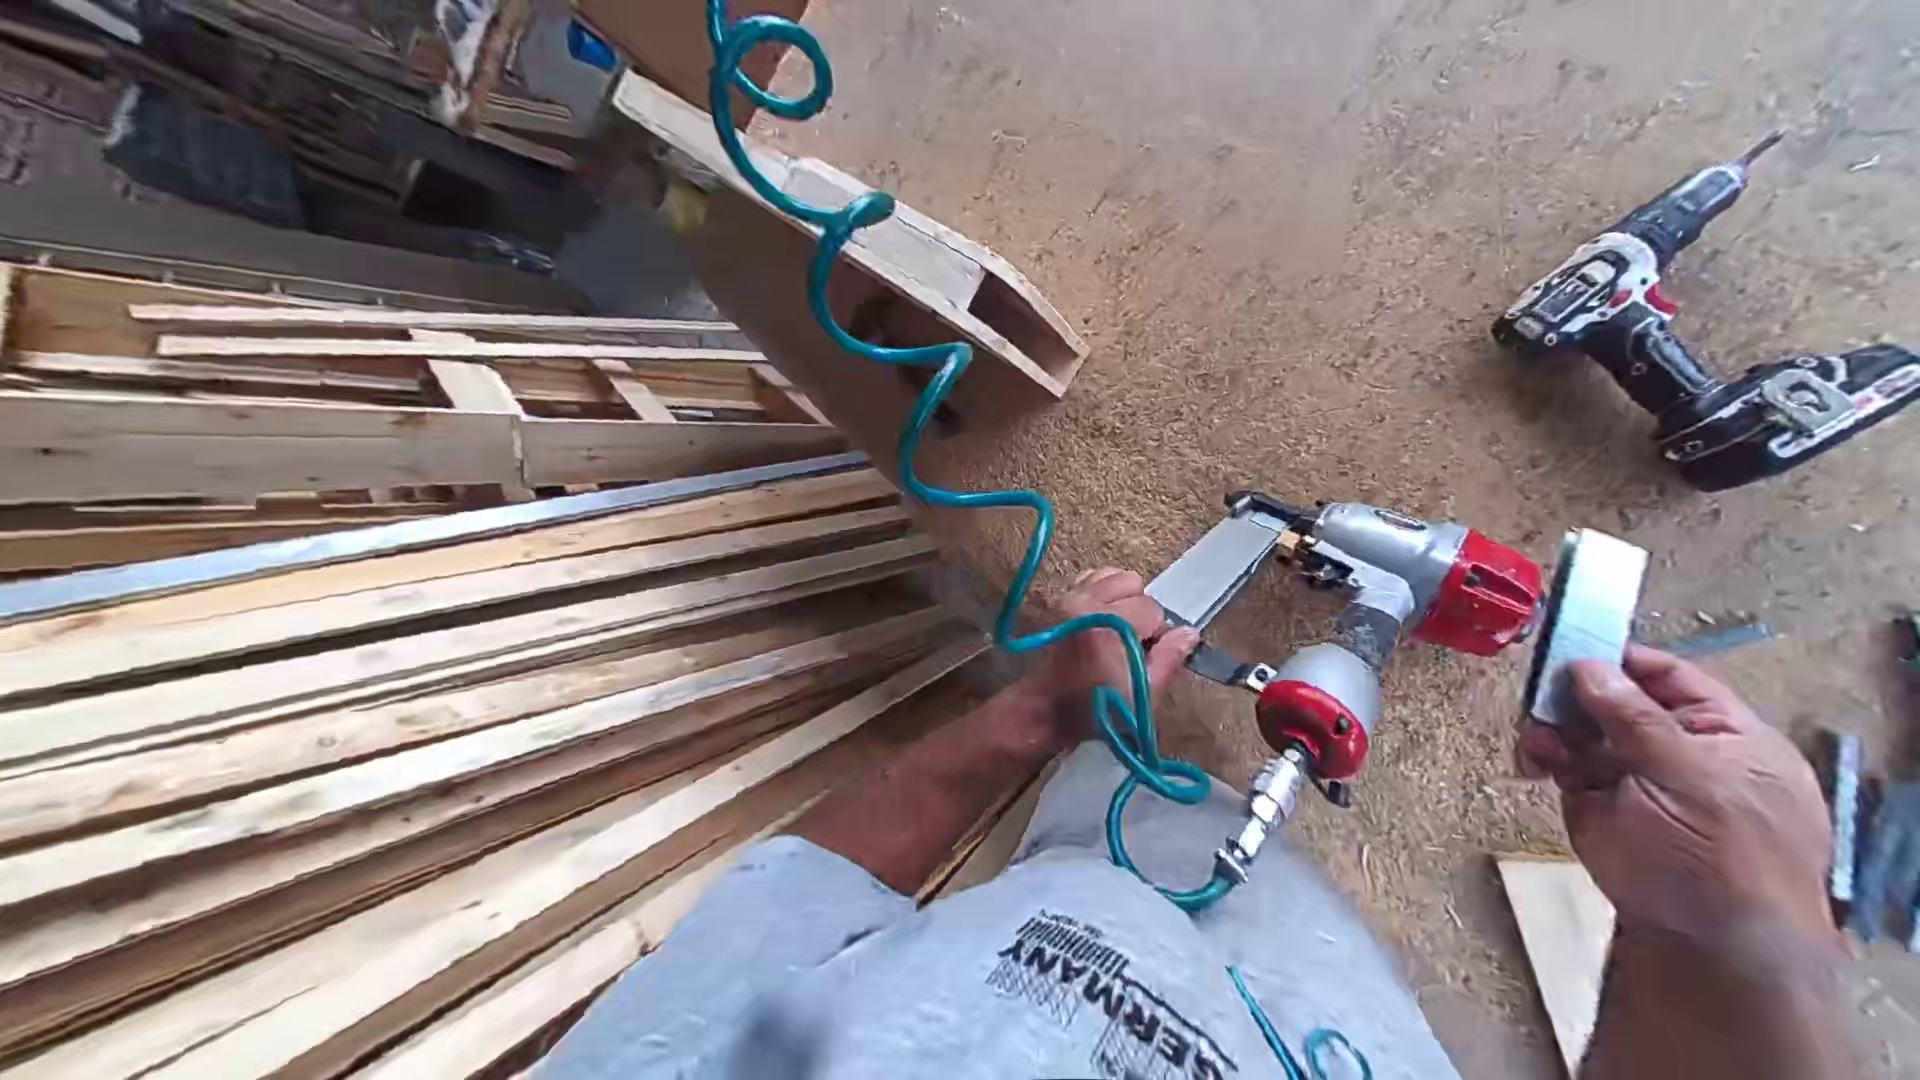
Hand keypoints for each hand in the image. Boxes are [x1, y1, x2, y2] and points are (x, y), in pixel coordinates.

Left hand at [1017, 568, 1199, 741]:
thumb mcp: (1143, 693)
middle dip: (1139, 610)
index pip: (1152, 608)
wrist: (1047, 708)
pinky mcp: (1059, 599)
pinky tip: (1102, 615)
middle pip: (1133, 585)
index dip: (1156, 632)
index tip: (1147, 653)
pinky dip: (1101, 591)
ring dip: (1121, 596)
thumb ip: (1169, 658)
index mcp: (1109, 625)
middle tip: (1132, 639)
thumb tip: (1189, 632)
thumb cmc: (1097, 707)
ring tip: (1117, 625)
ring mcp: (1069, 597)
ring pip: (1112, 575)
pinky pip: (1090, 578)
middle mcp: (1087, 602)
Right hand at [1516, 645, 1836, 948]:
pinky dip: (1536, 751)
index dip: (1621, 658)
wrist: (1697, 930)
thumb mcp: (1691, 778)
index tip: (1569, 644)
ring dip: (1547, 724)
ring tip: (1539, 743)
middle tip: (1538, 696)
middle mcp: (1670, 742)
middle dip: (1569, 693)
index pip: (1668, 675)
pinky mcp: (1587, 785)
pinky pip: (1551, 751)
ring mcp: (1626, 764)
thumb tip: (1587, 666)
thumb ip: (1637, 719)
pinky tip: (1534, 764)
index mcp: (1720, 734)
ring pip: (1572, 720)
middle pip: (1607, 693)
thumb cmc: (1720, 850)